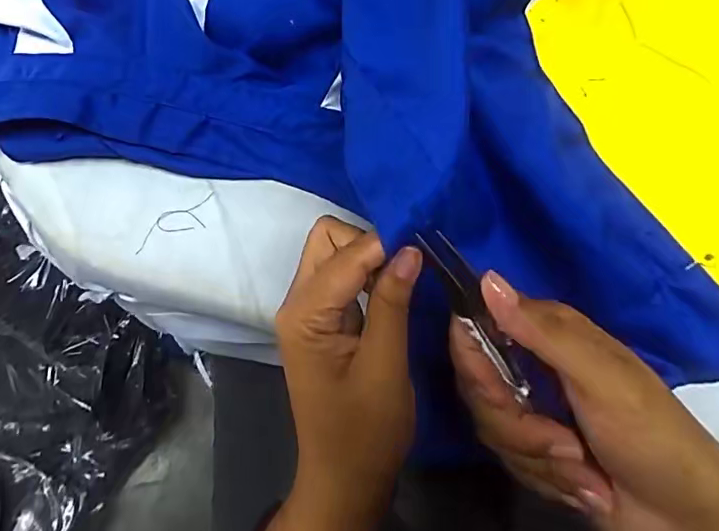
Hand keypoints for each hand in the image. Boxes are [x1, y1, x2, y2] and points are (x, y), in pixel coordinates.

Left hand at [268, 216, 422, 530]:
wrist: (343, 480)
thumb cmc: (365, 432)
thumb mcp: (386, 368)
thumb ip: (393, 303)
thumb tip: (409, 248)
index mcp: (305, 313)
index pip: (343, 255)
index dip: (382, 245)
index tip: (421, 245)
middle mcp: (297, 301)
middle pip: (326, 239)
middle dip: (367, 243)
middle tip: (408, 265)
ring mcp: (306, 309)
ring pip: (331, 252)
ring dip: (367, 256)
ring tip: (406, 273)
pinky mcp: (319, 319)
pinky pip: (339, 275)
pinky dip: (365, 272)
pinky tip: (392, 286)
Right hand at [450, 273, 718, 530]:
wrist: (698, 524)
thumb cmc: (657, 438)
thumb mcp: (603, 380)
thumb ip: (542, 332)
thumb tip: (486, 278)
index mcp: (548, 332)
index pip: (477, 328)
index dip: (474, 360)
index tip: (495, 391)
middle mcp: (533, 364)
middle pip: (479, 386)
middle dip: (518, 427)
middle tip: (565, 445)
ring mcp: (537, 410)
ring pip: (493, 428)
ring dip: (540, 460)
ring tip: (588, 472)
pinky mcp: (542, 452)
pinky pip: (512, 461)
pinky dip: (549, 480)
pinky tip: (588, 487)